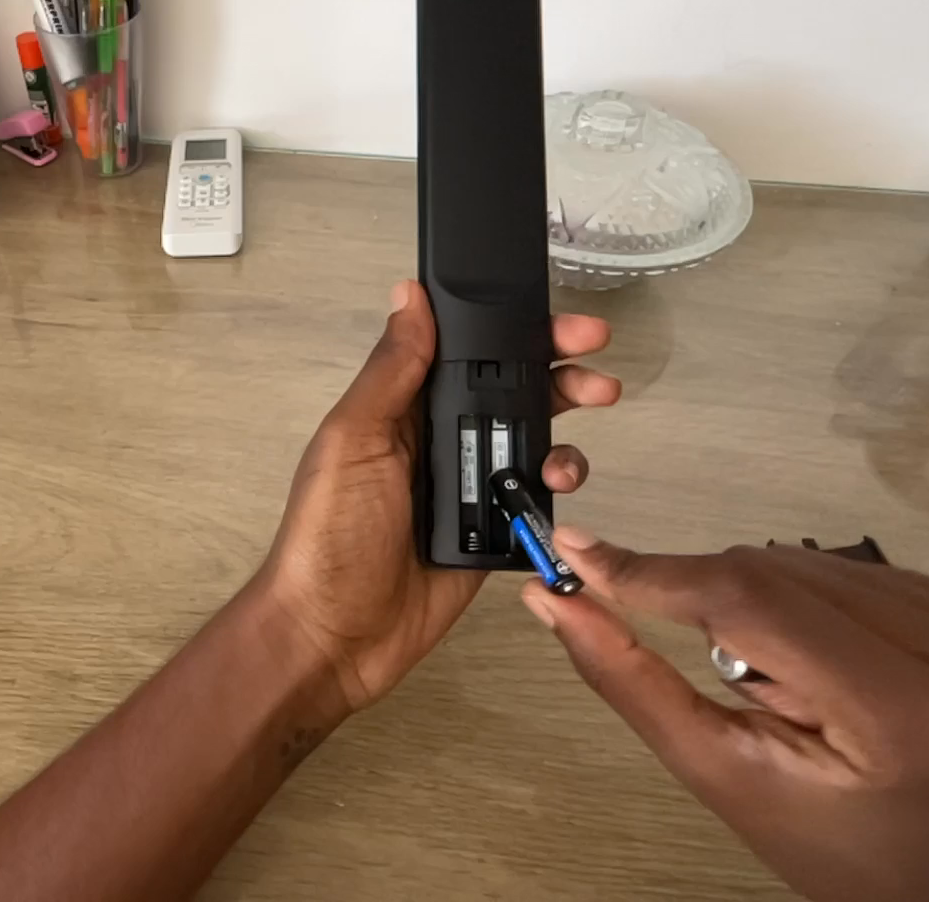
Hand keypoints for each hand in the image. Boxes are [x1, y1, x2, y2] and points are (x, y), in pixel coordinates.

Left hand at [255, 280, 618, 712]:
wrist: (335, 633)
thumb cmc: (331, 530)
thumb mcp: (355, 439)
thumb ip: (390, 371)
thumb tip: (408, 296)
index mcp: (399, 410)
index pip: (460, 354)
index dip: (507, 330)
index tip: (556, 317)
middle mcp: (435, 441)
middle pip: (505, 392)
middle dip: (554, 370)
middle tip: (596, 361)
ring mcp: (464, 488)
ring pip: (528, 441)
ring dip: (565, 424)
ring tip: (593, 414)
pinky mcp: (489, 533)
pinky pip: (533, 499)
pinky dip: (557, 485)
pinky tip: (563, 485)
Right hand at [526, 535, 928, 901]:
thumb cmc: (840, 845)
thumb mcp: (720, 773)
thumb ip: (627, 678)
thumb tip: (548, 595)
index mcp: (906, 715)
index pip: (745, 600)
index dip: (650, 571)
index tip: (572, 550)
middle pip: (769, 571)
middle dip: (707, 600)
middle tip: (726, 671)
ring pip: (800, 560)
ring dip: (757, 600)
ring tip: (786, 676)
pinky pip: (848, 567)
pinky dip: (806, 598)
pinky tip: (829, 655)